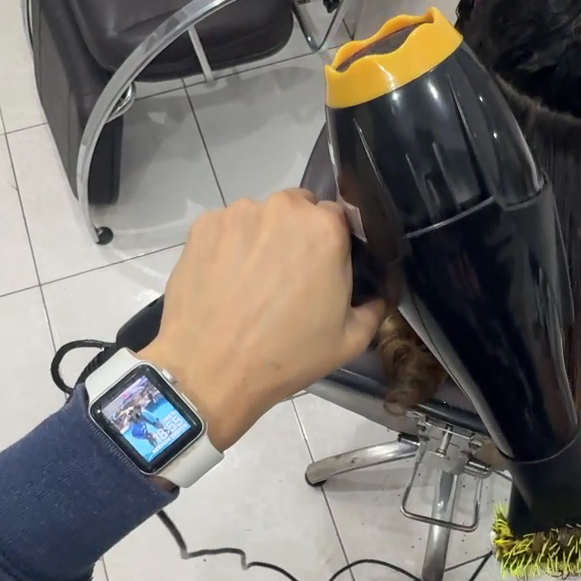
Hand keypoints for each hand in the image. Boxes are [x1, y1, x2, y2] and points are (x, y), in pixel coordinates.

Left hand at [141, 191, 386, 449]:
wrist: (211, 372)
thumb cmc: (287, 357)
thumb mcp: (350, 342)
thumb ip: (374, 309)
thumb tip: (377, 296)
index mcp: (326, 229)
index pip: (341, 218)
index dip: (336, 245)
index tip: (327, 271)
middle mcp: (282, 208)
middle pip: (299, 209)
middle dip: (299, 236)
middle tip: (290, 278)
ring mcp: (238, 214)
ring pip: (260, 218)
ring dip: (263, 239)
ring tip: (254, 284)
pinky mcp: (203, 226)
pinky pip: (227, 229)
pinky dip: (230, 248)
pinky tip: (227, 282)